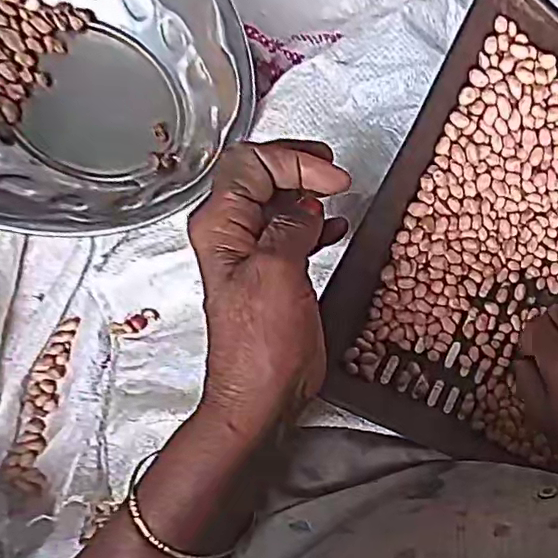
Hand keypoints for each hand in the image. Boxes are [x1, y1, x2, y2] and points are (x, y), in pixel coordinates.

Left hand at [187, 139, 351, 435]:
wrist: (262, 393)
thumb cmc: (262, 346)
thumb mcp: (277, 275)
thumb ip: (290, 229)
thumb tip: (306, 203)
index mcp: (221, 228)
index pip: (251, 167)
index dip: (294, 163)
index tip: (333, 179)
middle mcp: (232, 237)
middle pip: (257, 177)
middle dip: (295, 165)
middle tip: (330, 167)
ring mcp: (254, 258)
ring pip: (276, 204)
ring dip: (306, 191)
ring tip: (335, 187)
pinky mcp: (276, 279)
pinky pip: (292, 236)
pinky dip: (315, 224)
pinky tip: (336, 226)